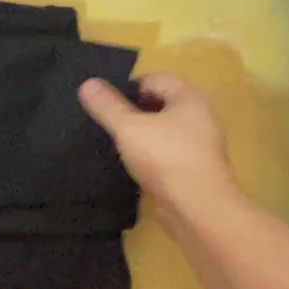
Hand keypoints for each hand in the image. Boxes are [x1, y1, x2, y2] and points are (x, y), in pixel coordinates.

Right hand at [79, 74, 237, 214]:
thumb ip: (107, 105)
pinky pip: (169, 153)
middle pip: (161, 104)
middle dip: (134, 111)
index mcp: (189, 98)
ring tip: (118, 146)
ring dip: (143, 135)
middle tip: (110, 124)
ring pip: (164, 130)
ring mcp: (201, 145)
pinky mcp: (196, 170)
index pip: (155, 78)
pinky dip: (152, 156)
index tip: (107, 105)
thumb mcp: (128, 127)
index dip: (129, 87)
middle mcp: (200, 116)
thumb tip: (87, 83)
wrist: (199, 209)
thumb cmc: (165, 158)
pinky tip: (135, 167)